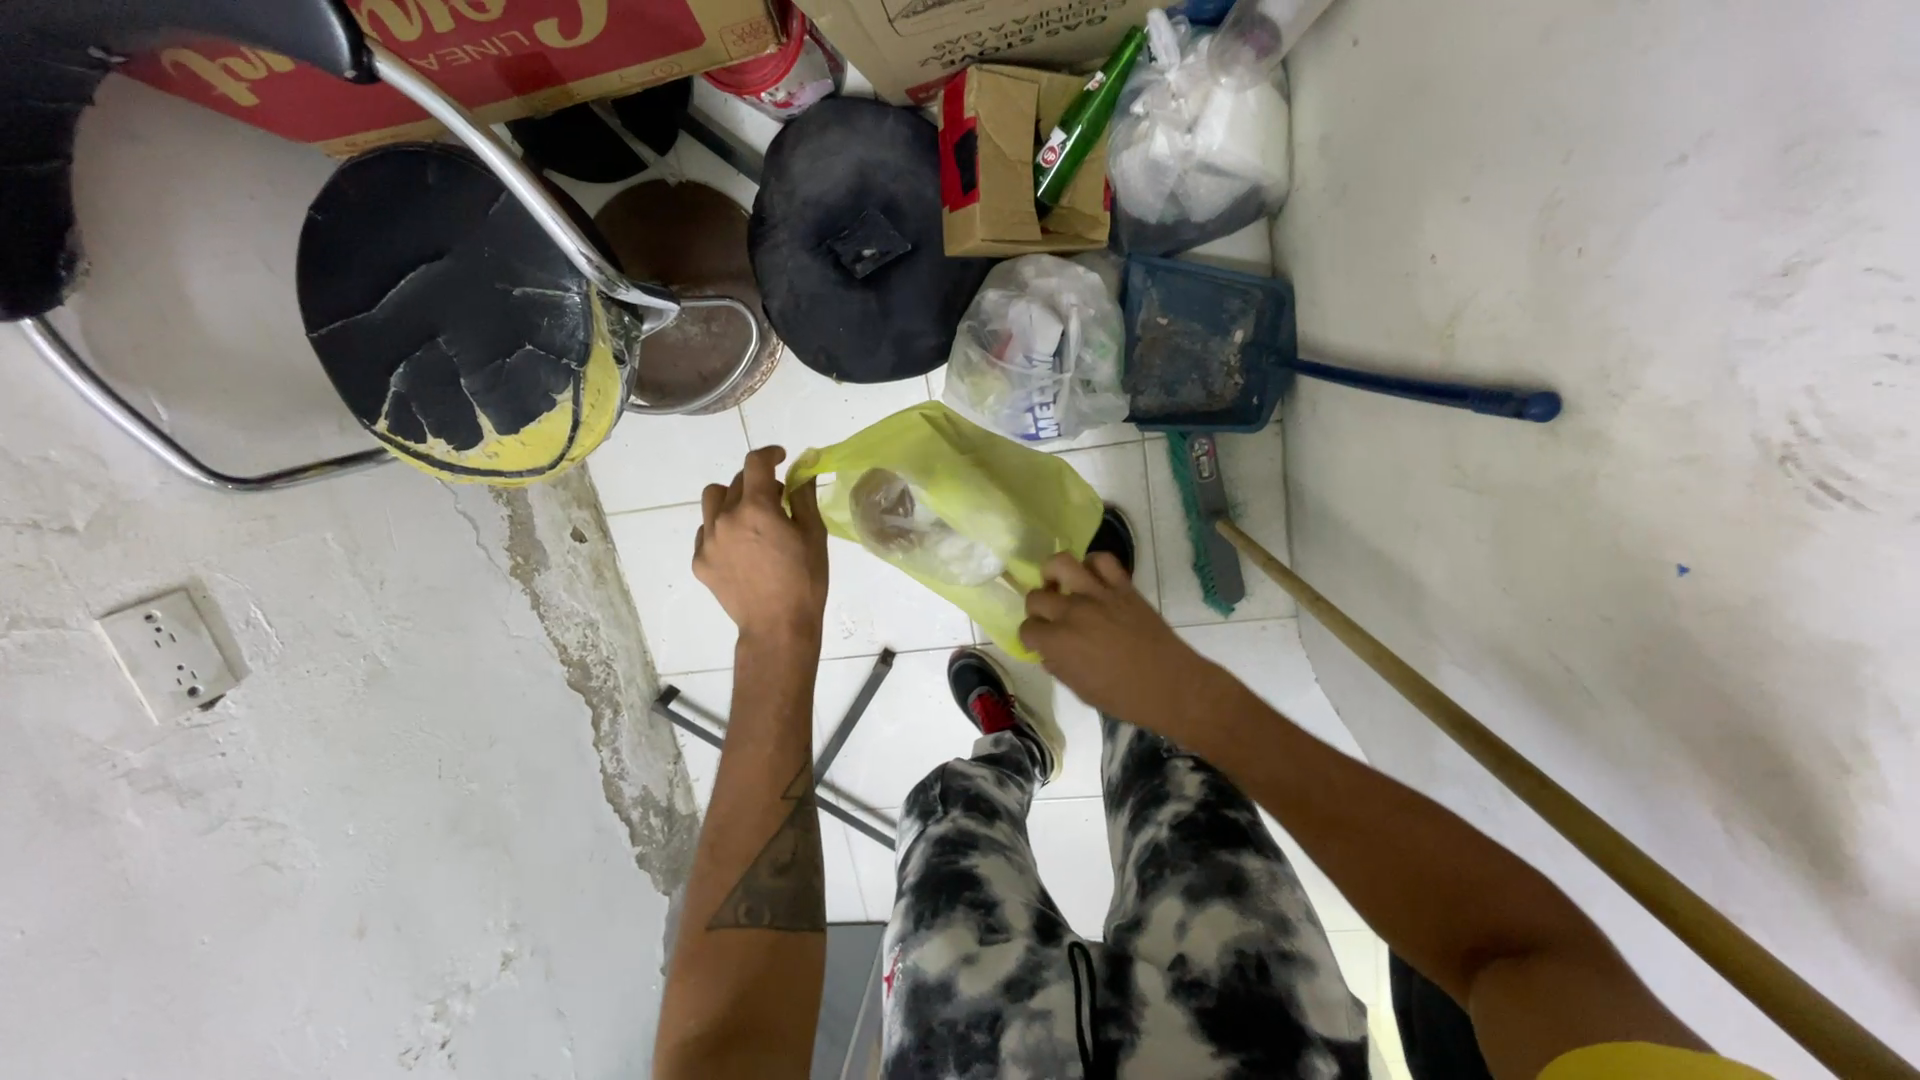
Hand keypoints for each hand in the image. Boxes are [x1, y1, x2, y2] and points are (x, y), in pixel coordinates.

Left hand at [694, 447, 828, 642]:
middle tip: (777, 501)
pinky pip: (706, 531)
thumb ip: (803, 496)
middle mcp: (725, 518)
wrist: (777, 626)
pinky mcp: (700, 562)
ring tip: (751, 520)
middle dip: (757, 483)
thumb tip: (803, 468)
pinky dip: (722, 529)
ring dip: (731, 500)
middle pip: (735, 482)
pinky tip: (740, 548)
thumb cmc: (804, 581)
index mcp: (756, 508)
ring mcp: (708, 540)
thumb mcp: (814, 535)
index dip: (769, 454)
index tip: (780, 458)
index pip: (755, 463)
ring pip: (712, 502)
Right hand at [1019, 552, 1222, 727]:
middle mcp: (1072, 612)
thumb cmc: (1124, 697)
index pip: (1027, 629)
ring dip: (1053, 574)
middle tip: (1049, 618)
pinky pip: (1102, 560)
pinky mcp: (1123, 587)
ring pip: (1061, 563)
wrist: (1170, 685)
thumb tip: (1049, 653)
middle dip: (1037, 609)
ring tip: (1060, 585)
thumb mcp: (1081, 691)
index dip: (1030, 638)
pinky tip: (1092, 579)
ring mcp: (1098, 595)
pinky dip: (1092, 564)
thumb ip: (1059, 667)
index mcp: (1059, 642)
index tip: (1038, 643)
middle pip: (1036, 596)